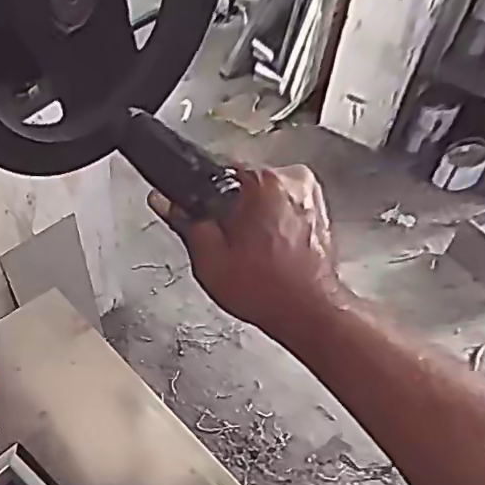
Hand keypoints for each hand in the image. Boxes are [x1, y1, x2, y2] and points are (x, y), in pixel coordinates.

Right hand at [150, 165, 350, 339]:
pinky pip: (285, 214)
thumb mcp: (209, 258)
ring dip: (254, 224)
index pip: (217, 172)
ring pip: (265, 201)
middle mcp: (292, 180)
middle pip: (243, 186)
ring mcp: (310, 196)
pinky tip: (269, 259)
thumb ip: (185, 222)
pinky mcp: (319, 214)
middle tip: (228, 249)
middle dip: (231, 214)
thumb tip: (165, 201)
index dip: (202, 200)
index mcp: (262, 181)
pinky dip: (275, 232)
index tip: (200, 220)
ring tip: (251, 258)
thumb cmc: (266, 289)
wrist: (308, 312)